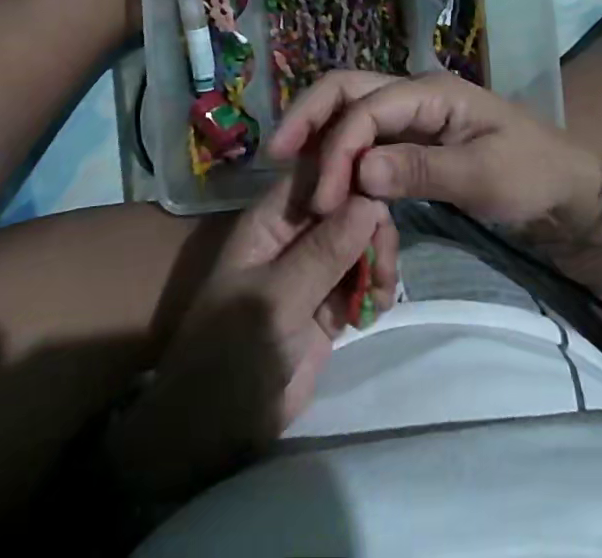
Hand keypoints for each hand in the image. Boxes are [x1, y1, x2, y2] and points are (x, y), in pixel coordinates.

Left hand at [104, 179, 395, 499]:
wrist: (217, 427)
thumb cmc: (232, 352)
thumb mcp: (277, 299)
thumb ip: (324, 252)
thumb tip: (371, 202)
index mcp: (269, 222)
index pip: (314, 176)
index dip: (350, 174)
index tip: (384, 191)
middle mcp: (292, 237)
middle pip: (345, 208)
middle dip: (371, 228)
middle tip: (383, 264)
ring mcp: (311, 272)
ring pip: (359, 244)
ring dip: (378, 260)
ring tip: (381, 293)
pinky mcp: (327, 305)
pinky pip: (361, 280)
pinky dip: (375, 288)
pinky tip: (376, 309)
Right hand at [270, 71, 601, 257]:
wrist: (565, 192)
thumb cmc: (533, 175)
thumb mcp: (484, 176)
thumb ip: (421, 170)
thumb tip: (359, 171)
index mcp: (431, 92)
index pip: (365, 108)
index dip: (336, 150)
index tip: (322, 200)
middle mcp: (412, 95)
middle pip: (344, 91)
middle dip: (308, 119)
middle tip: (276, 158)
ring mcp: (410, 118)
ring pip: (348, 114)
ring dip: (319, 139)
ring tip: (293, 175)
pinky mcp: (409, 142)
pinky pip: (362, 141)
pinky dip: (338, 158)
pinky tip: (323, 182)